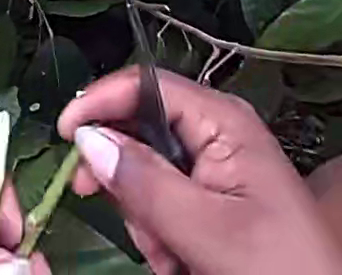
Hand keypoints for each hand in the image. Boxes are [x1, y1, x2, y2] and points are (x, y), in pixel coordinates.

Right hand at [58, 69, 341, 274]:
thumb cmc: (277, 269)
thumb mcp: (208, 231)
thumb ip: (145, 182)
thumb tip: (87, 136)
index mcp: (220, 118)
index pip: (146, 84)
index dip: (102, 100)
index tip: (64, 133)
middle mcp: (214, 127)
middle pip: (141, 125)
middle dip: (127, 176)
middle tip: (131, 223)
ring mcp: (214, 159)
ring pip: (146, 165)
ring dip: (142, 212)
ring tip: (168, 255)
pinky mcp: (213, 191)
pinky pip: (162, 193)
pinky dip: (156, 226)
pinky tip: (174, 257)